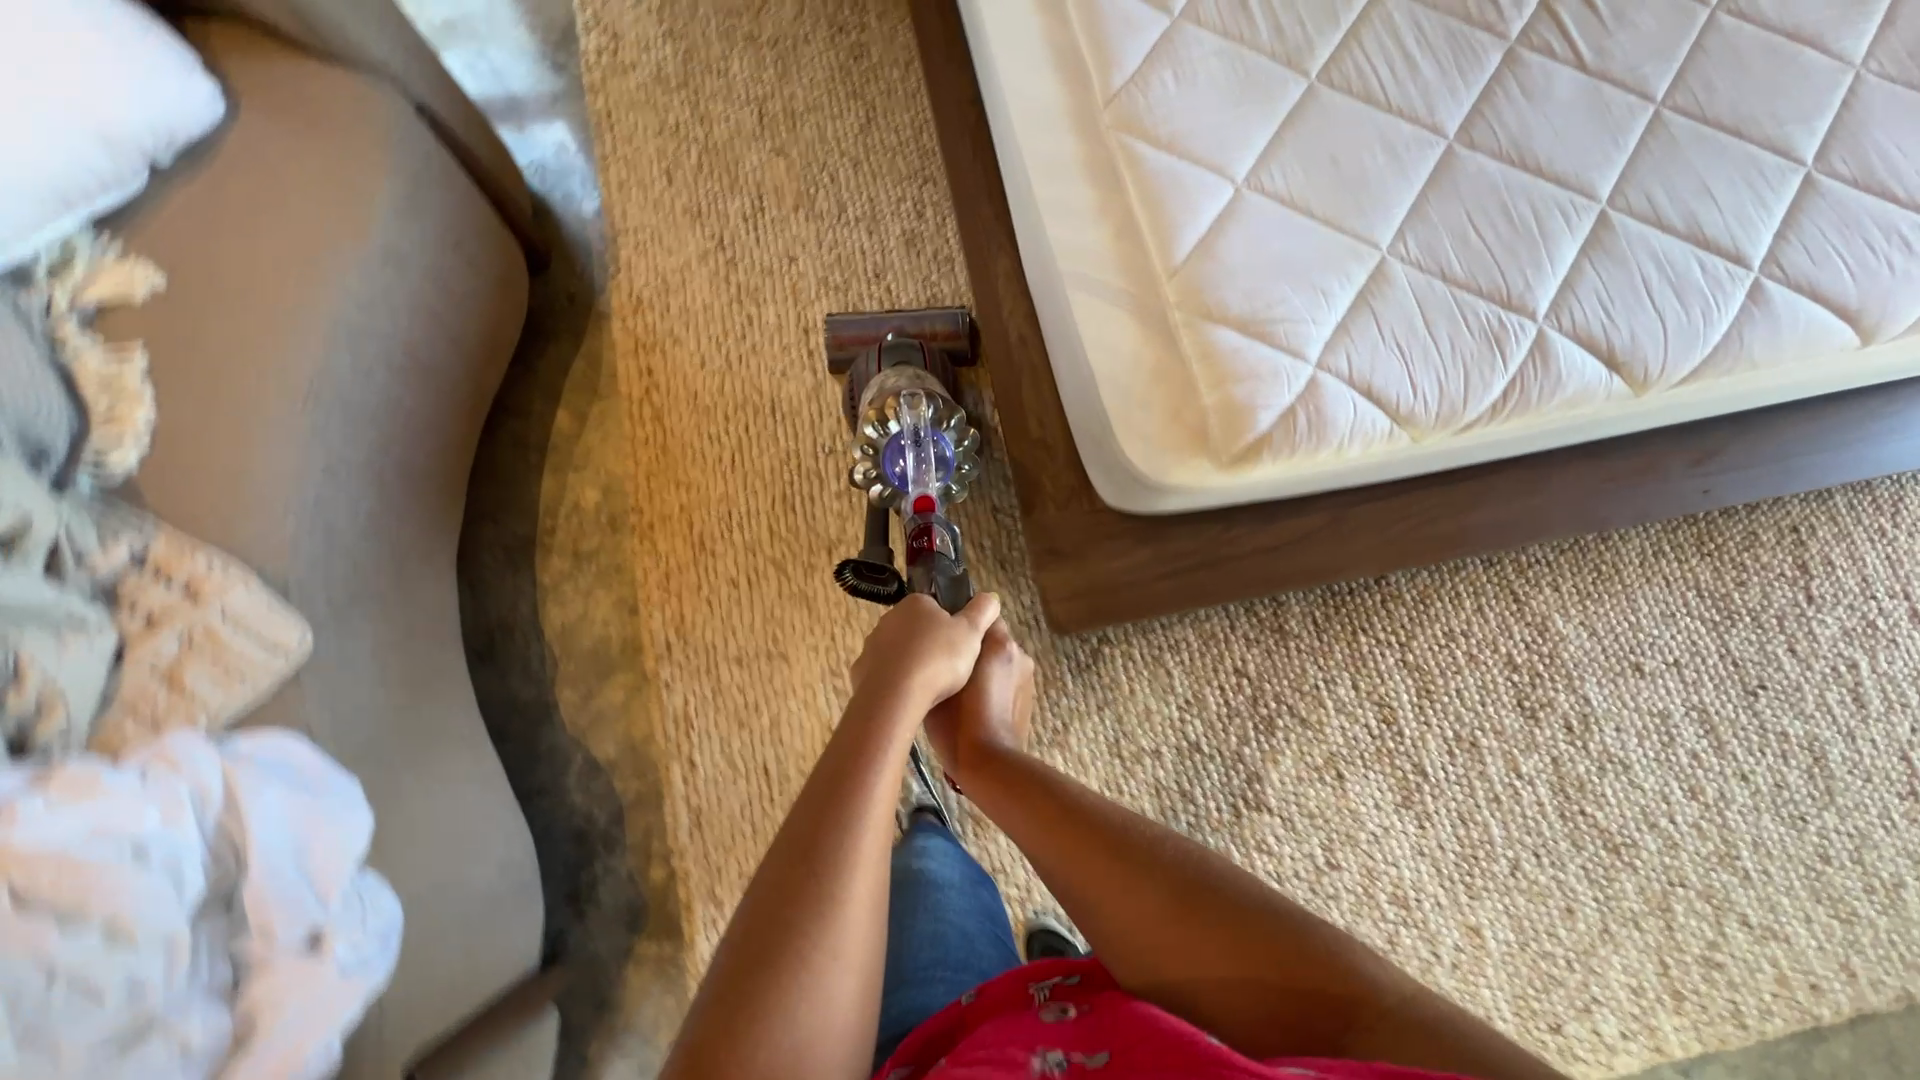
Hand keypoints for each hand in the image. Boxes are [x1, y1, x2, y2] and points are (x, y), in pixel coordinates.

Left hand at [849, 592, 1001, 713]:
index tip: (961, 645)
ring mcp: (872, 644)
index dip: (951, 625)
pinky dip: (896, 681)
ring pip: (900, 651)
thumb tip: (990, 596)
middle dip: (931, 644)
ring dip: (913, 663)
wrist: (895, 696)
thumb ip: (983, 611)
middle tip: (950, 667)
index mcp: (916, 603)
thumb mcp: (972, 633)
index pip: (936, 607)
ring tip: (931, 686)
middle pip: (917, 629)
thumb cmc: (938, 659)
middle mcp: (890, 618)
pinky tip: (909, 696)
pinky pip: (884, 673)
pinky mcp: (861, 670)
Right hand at [925, 618, 1033, 786]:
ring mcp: (1027, 677)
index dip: (961, 625)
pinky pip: (1006, 681)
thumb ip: (945, 656)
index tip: (944, 638)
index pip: (981, 615)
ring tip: (961, 690)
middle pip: (990, 639)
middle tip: (948, 666)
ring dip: (983, 667)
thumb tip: (941, 647)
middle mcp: (1019, 654)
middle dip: (971, 649)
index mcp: (999, 643)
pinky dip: (993, 686)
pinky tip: (976, 706)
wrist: (988, 763)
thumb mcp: (940, 683)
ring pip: (998, 660)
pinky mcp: (1028, 698)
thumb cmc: (957, 721)